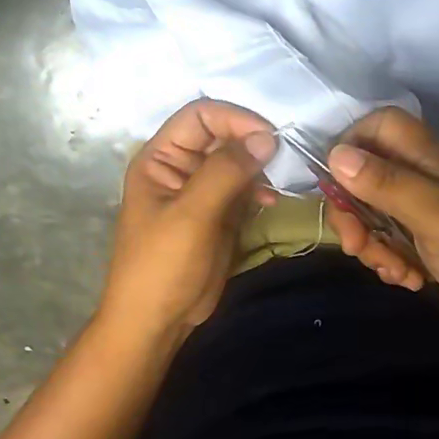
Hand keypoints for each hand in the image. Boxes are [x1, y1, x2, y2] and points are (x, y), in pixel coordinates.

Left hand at [98, 99, 277, 333]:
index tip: (269, 137)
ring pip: (236, 161)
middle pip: (221, 135)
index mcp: (160, 158)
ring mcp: (199, 191)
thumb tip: (265, 137)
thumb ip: (225, 172)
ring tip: (279, 183)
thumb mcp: (192, 215)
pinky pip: (243, 188)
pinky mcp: (217, 214)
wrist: (156, 321)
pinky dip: (259, 190)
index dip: (235, 119)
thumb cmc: (163, 265)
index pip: (200, 116)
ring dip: (260, 166)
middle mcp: (179, 167)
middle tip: (283, 159)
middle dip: (252, 142)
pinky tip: (271, 202)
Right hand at [323, 108, 438, 333]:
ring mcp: (424, 215)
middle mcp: (423, 181)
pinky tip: (407, 281)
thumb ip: (388, 184)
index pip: (381, 126)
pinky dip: (388, 262)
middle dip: (351, 212)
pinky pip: (388, 244)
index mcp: (429, 162)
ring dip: (370, 245)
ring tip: (393, 272)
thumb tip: (336, 154)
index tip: (336, 182)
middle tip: (356, 245)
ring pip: (371, 215)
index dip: (352, 143)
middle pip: (364, 177)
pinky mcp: (426, 246)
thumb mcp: (438, 216)